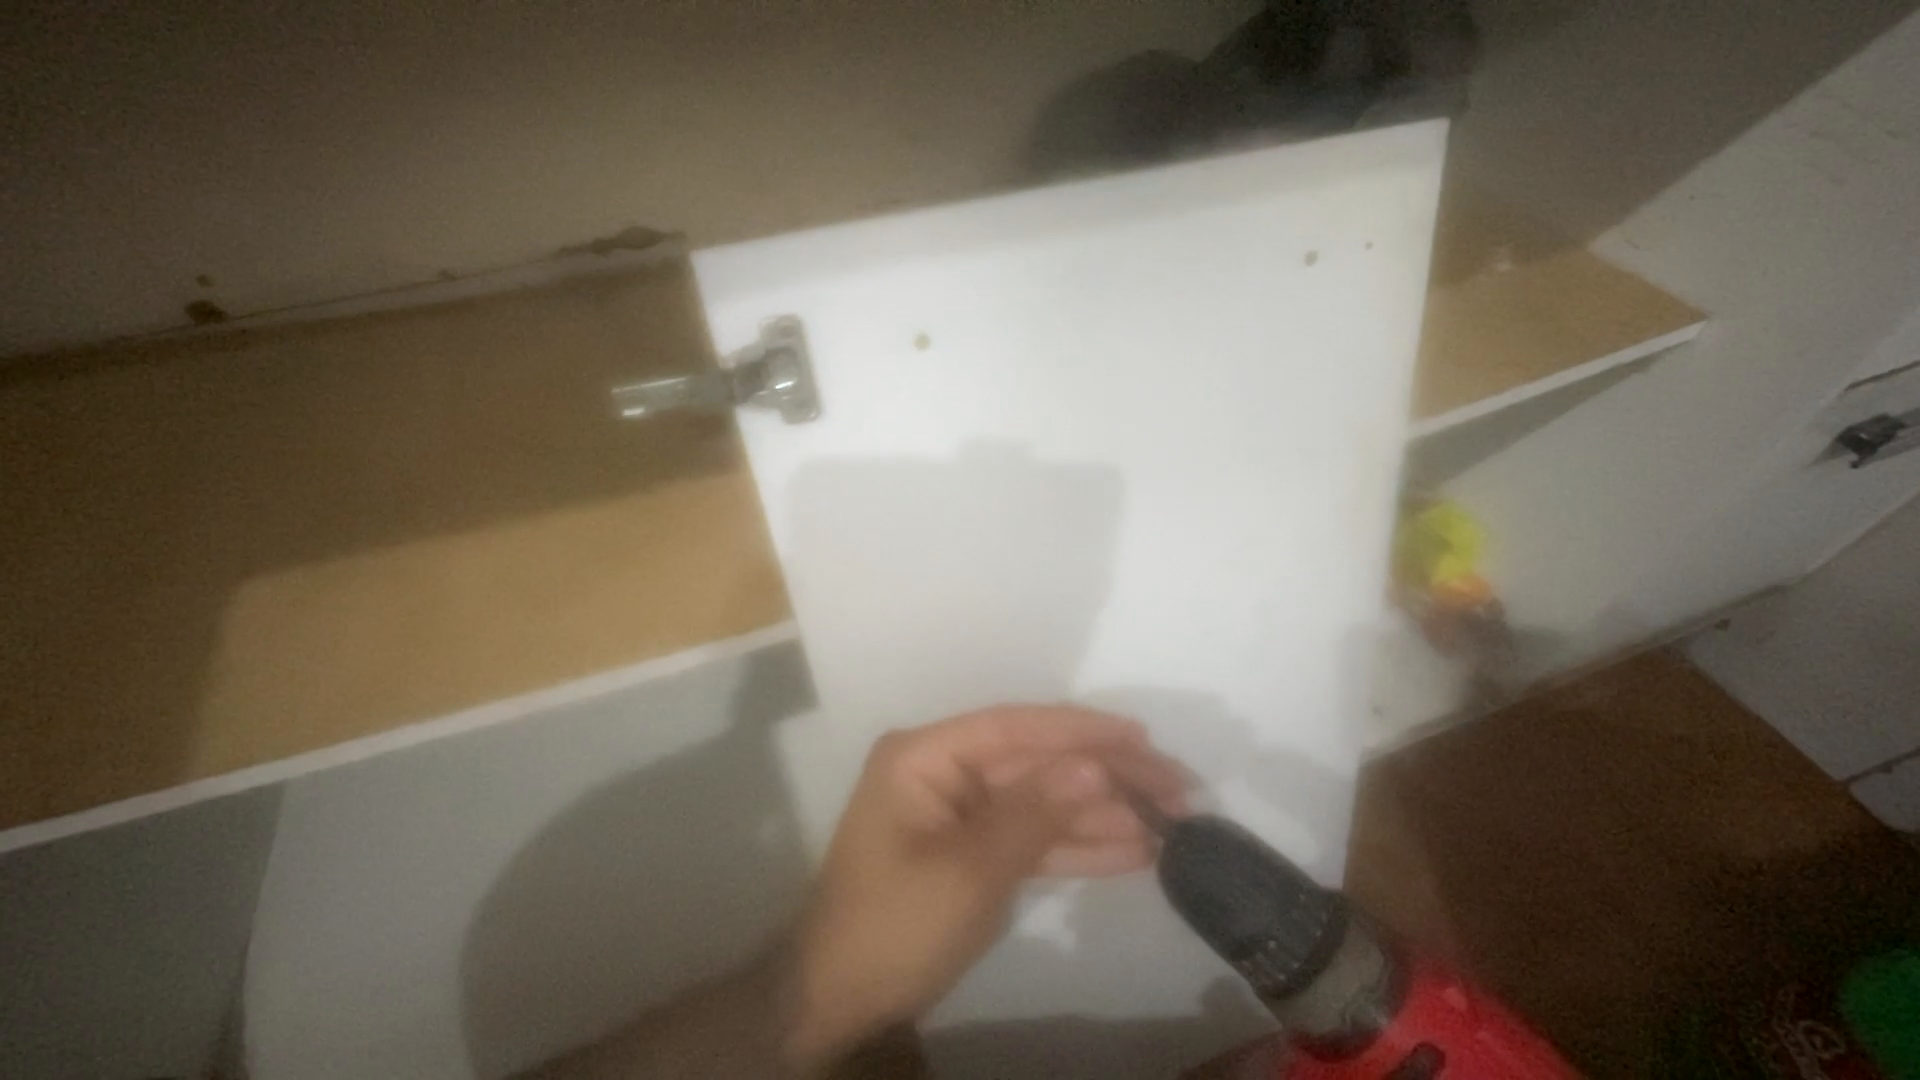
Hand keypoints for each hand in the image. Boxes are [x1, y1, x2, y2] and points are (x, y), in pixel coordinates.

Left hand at [781, 705, 1186, 1069]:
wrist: (841, 995)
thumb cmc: (894, 924)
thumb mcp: (968, 870)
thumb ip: (1034, 814)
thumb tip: (1096, 765)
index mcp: (927, 756)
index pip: (1015, 729)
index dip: (1081, 731)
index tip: (1141, 739)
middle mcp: (945, 772)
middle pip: (1037, 764)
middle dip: (1105, 777)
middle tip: (1177, 789)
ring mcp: (963, 812)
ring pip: (1043, 802)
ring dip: (1103, 814)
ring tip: (1172, 823)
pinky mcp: (976, 851)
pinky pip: (1034, 839)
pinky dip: (1079, 847)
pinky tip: (1134, 851)